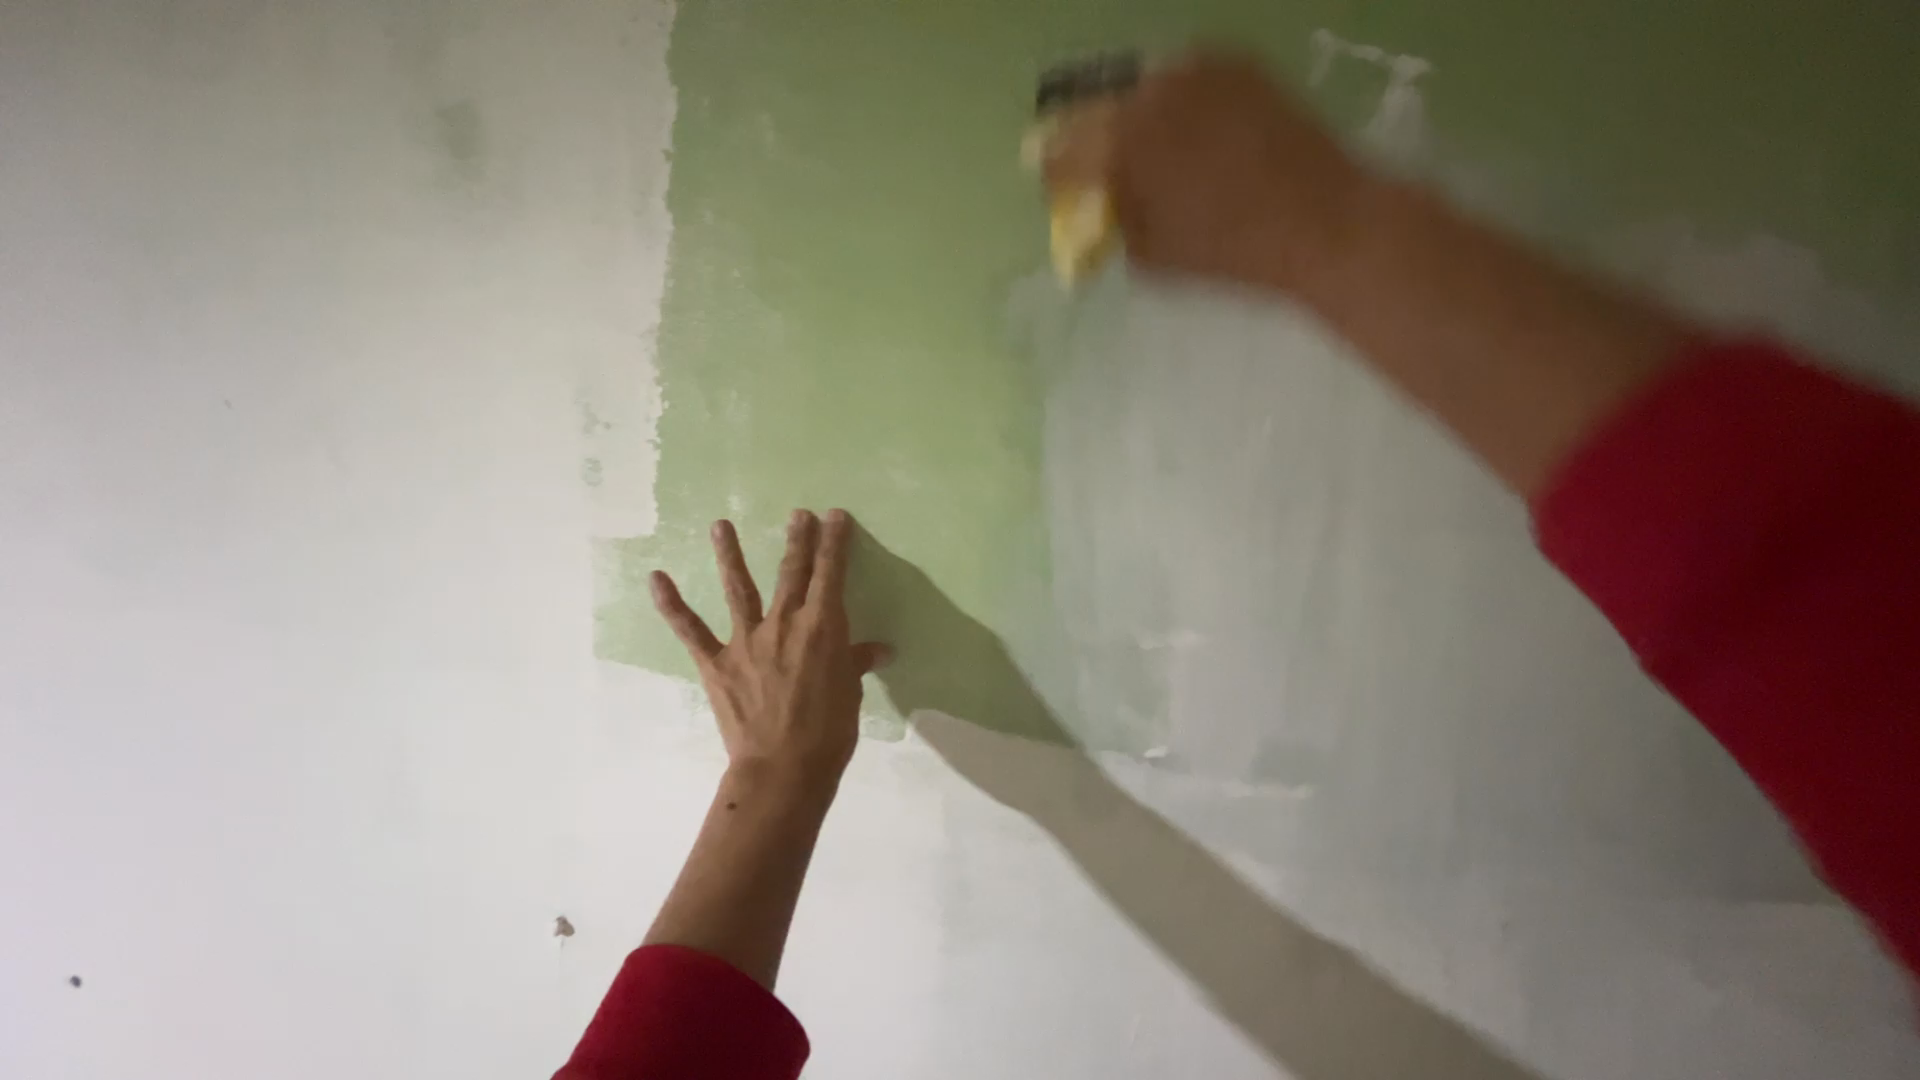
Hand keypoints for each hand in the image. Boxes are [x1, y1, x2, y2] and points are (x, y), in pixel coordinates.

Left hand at [650, 509, 890, 782]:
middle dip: (797, 540)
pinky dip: (672, 605)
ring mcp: (746, 640)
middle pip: (791, 572)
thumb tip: (880, 649)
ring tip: (720, 525)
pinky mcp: (716, 662)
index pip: (831, 574)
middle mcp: (784, 623)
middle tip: (798, 514)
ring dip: (729, 554)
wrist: (783, 768)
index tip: (834, 517)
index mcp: (822, 627)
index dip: (834, 543)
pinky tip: (657, 579)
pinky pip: (691, 630)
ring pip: (739, 588)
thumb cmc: (829, 731)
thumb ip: (857, 662)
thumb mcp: (851, 692)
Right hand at [1045, 52, 1368, 292]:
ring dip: (1130, 118)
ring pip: (1140, 89)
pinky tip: (1183, 131)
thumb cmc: (1227, 250)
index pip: (1062, 147)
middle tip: (1091, 164)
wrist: (1321, 219)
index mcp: (1121, 142)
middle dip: (1089, 138)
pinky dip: (1172, 103)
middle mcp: (1151, 92)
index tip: (1047, 180)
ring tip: (1140, 147)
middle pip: (1098, 109)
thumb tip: (1106, 201)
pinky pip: (1184, 79)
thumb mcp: (1151, 253)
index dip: (1050, 168)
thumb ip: (1116, 220)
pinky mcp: (1236, 66)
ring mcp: (1196, 71)